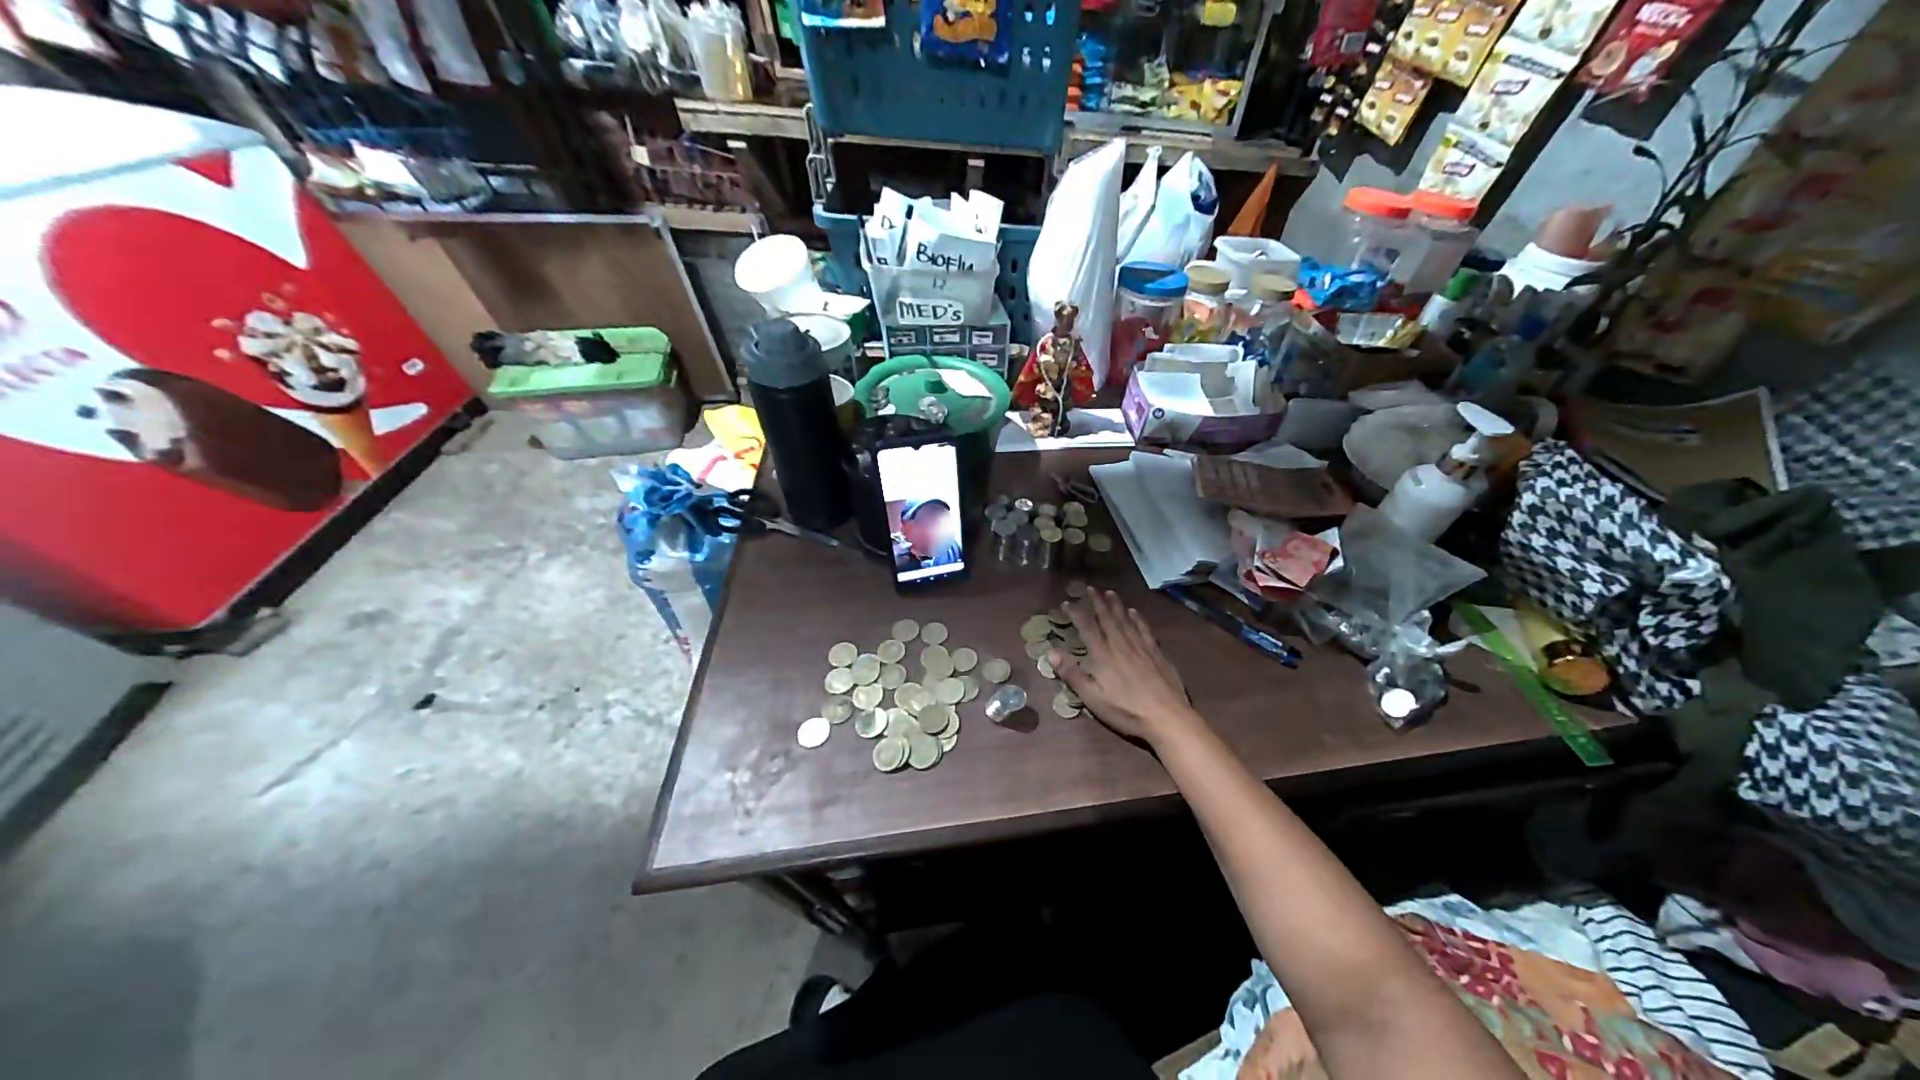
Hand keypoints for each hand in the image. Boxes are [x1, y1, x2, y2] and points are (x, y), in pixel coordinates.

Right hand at [1052, 590, 1200, 745]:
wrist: (1167, 718)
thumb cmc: (1126, 711)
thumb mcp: (1093, 698)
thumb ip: (1072, 674)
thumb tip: (1051, 652)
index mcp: (1103, 656)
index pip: (1087, 628)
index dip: (1076, 614)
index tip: (1067, 603)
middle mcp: (1121, 645)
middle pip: (1107, 619)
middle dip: (1097, 603)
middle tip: (1090, 588)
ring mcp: (1141, 648)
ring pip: (1126, 621)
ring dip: (1116, 606)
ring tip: (1110, 593)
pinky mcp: (1157, 654)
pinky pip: (1145, 630)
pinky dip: (1138, 619)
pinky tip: (1135, 612)